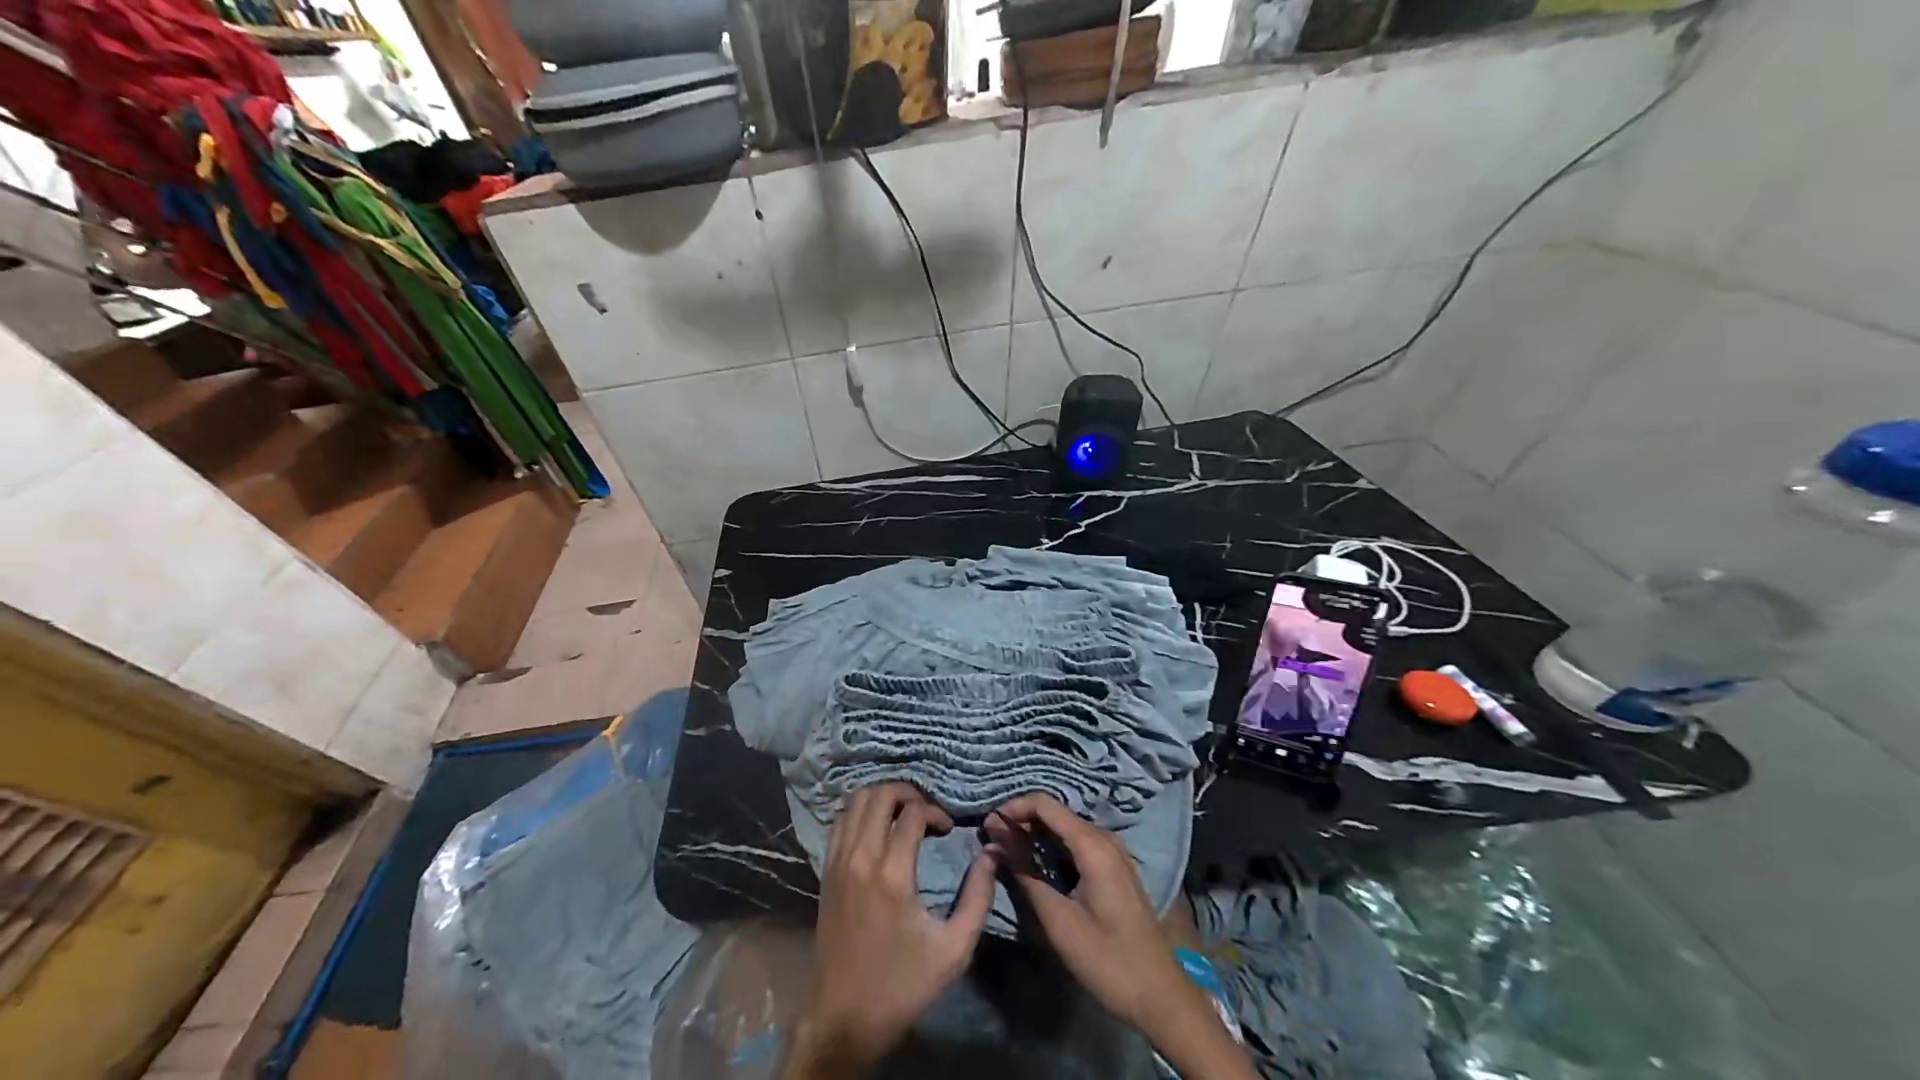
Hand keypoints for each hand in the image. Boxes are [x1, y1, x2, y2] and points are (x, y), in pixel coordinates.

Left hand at [785, 783, 994, 1077]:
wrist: (845, 1018)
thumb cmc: (903, 984)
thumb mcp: (954, 948)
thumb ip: (978, 896)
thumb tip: (992, 853)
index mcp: (892, 874)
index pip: (912, 812)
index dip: (935, 811)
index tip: (948, 829)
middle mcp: (860, 858)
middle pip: (879, 794)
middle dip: (908, 793)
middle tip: (927, 812)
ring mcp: (837, 863)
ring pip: (855, 802)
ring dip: (883, 799)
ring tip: (904, 816)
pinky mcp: (825, 872)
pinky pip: (840, 822)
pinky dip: (860, 814)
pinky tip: (878, 830)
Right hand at [985, 795, 1257, 1079]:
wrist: (1159, 995)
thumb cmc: (1107, 960)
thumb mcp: (1058, 920)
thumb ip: (1024, 872)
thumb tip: (993, 837)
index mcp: (1094, 845)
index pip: (1045, 803)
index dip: (1013, 808)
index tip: (987, 826)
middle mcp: (1105, 838)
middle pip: (1055, 812)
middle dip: (1021, 821)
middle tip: (992, 842)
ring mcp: (1113, 852)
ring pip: (1065, 827)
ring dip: (1035, 834)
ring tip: (1007, 853)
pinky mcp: (1114, 868)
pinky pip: (1077, 843)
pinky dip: (1052, 847)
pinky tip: (1036, 866)